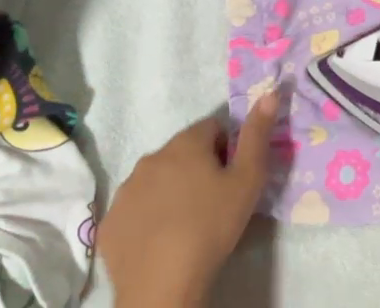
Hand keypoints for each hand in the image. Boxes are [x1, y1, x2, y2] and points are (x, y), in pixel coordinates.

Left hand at [100, 92, 279, 307]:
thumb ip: (258, 133)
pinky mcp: (109, 222)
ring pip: (156, 179)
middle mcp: (150, 158)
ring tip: (186, 223)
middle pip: (182, 152)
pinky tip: (160, 240)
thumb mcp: (248, 179)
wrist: (163, 286)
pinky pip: (134, 208)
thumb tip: (269, 92)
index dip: (227, 149)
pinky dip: (147, 216)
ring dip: (171, 190)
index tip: (231, 177)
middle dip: (197, 167)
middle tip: (213, 201)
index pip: (212, 128)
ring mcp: (125, 190)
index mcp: (185, 144)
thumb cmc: (212, 226)